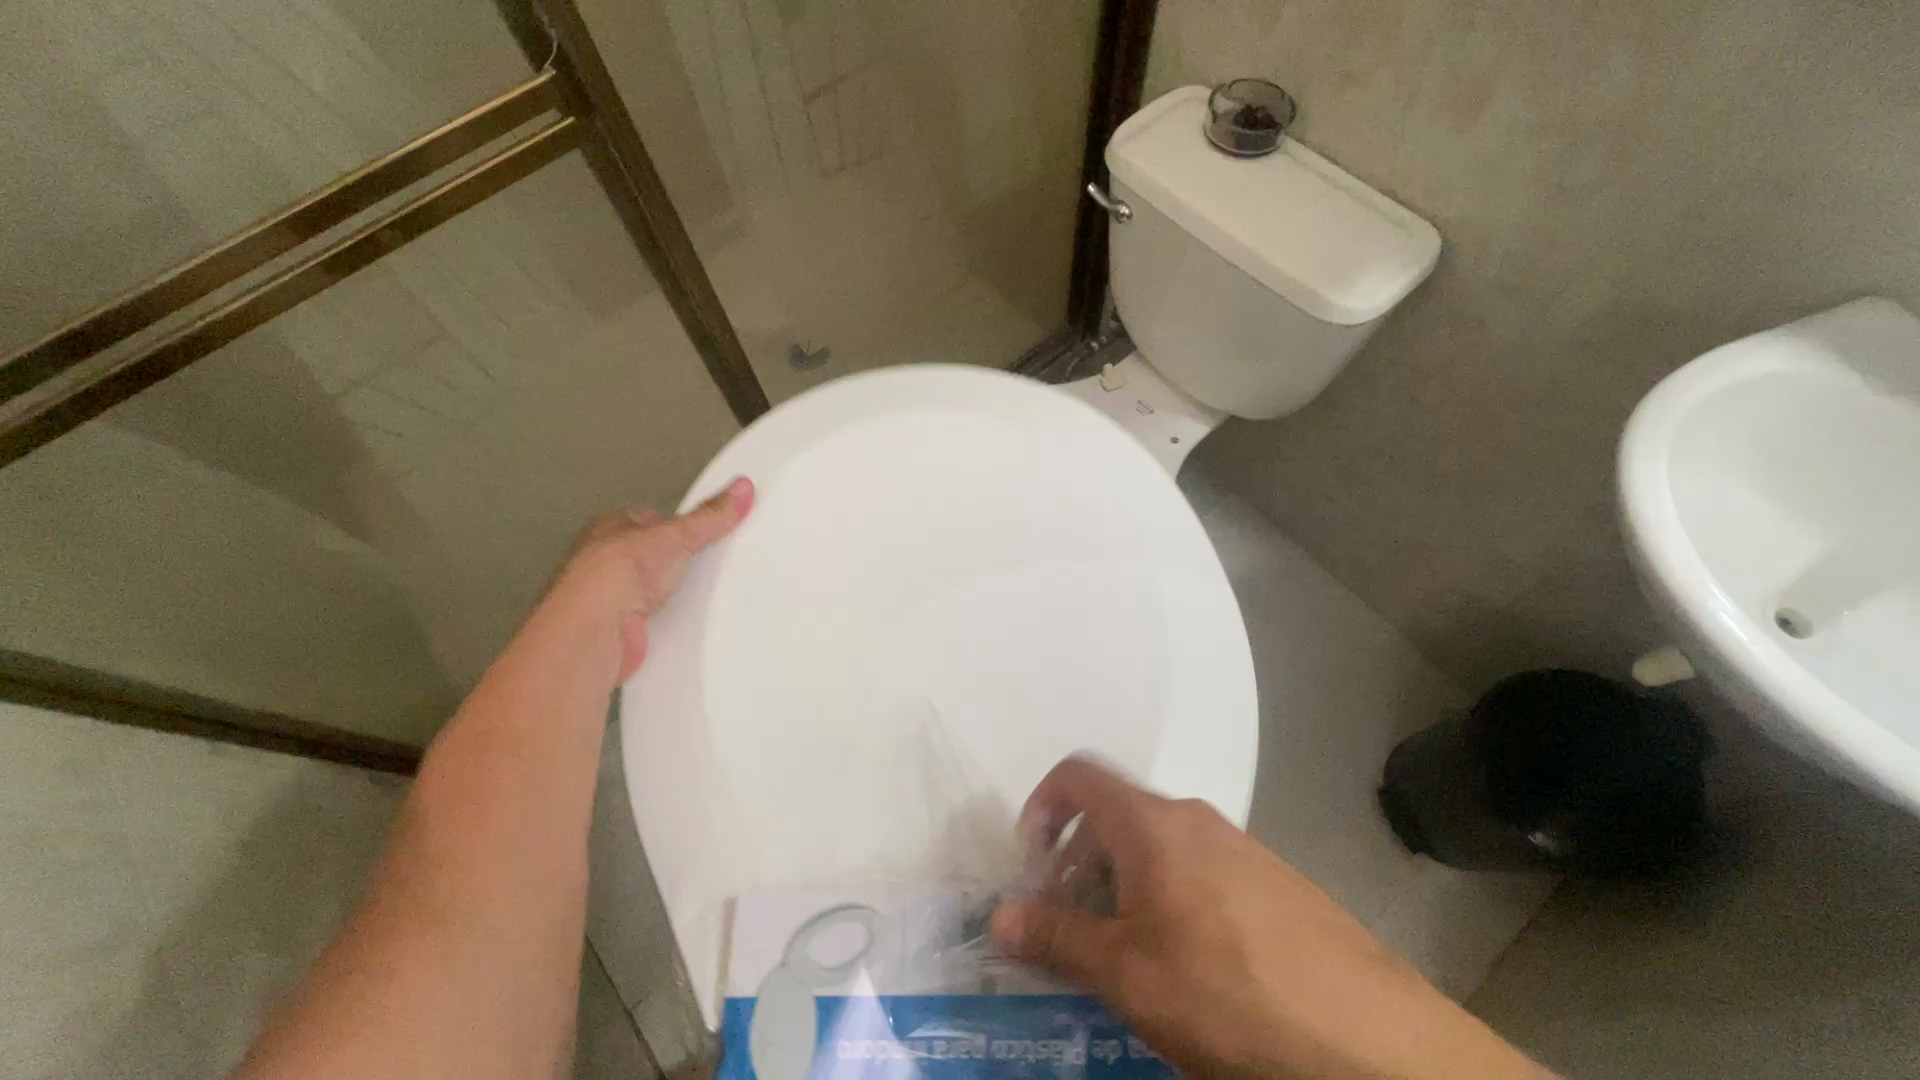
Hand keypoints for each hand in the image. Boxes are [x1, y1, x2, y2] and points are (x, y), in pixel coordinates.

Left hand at [543, 476, 753, 681]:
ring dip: (671, 594)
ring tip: (694, 593)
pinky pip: (654, 619)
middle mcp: (604, 561)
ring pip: (652, 590)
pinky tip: (680, 620)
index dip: (682, 523)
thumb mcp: (677, 536)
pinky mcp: (621, 628)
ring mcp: (611, 597)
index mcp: (610, 527)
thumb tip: (738, 491)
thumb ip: (709, 517)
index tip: (711, 525)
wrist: (594, 631)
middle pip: (654, 556)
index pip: (653, 519)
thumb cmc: (611, 576)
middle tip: (706, 561)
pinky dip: (668, 621)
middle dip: (678, 562)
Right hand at [991, 758, 1549, 1079]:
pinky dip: (1168, 897)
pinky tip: (1184, 963)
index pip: (1079, 775)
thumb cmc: (1227, 991)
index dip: (1041, 805)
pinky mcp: (1274, 881)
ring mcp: (1241, 847)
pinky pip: (1199, 870)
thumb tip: (1001, 915)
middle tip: (1067, 923)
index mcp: (1151, 824)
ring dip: (1122, 884)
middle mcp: (1195, 818)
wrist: (1370, 1036)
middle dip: (1078, 860)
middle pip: (1116, 814)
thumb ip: (1057, 938)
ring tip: (1121, 951)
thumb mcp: (1127, 974)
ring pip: (1159, 846)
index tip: (1030, 861)